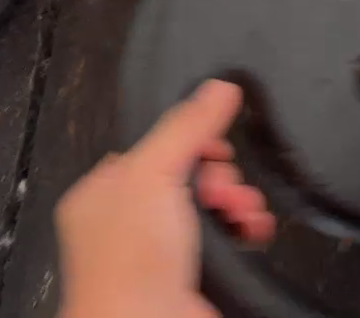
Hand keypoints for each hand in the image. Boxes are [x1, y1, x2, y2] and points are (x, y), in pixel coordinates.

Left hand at [55, 79, 275, 317]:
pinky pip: (230, 233)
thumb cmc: (127, 268)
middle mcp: (130, 221)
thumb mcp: (154, 172)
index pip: (157, 144)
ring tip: (242, 207)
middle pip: (191, 171)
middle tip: (221, 185)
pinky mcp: (195, 271)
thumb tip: (220, 87)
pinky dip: (247, 225)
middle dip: (219, 173)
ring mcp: (163, 249)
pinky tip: (253, 224)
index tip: (210, 145)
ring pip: (213, 202)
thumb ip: (188, 125)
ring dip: (238, 198)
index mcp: (106, 192)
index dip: (190, 141)